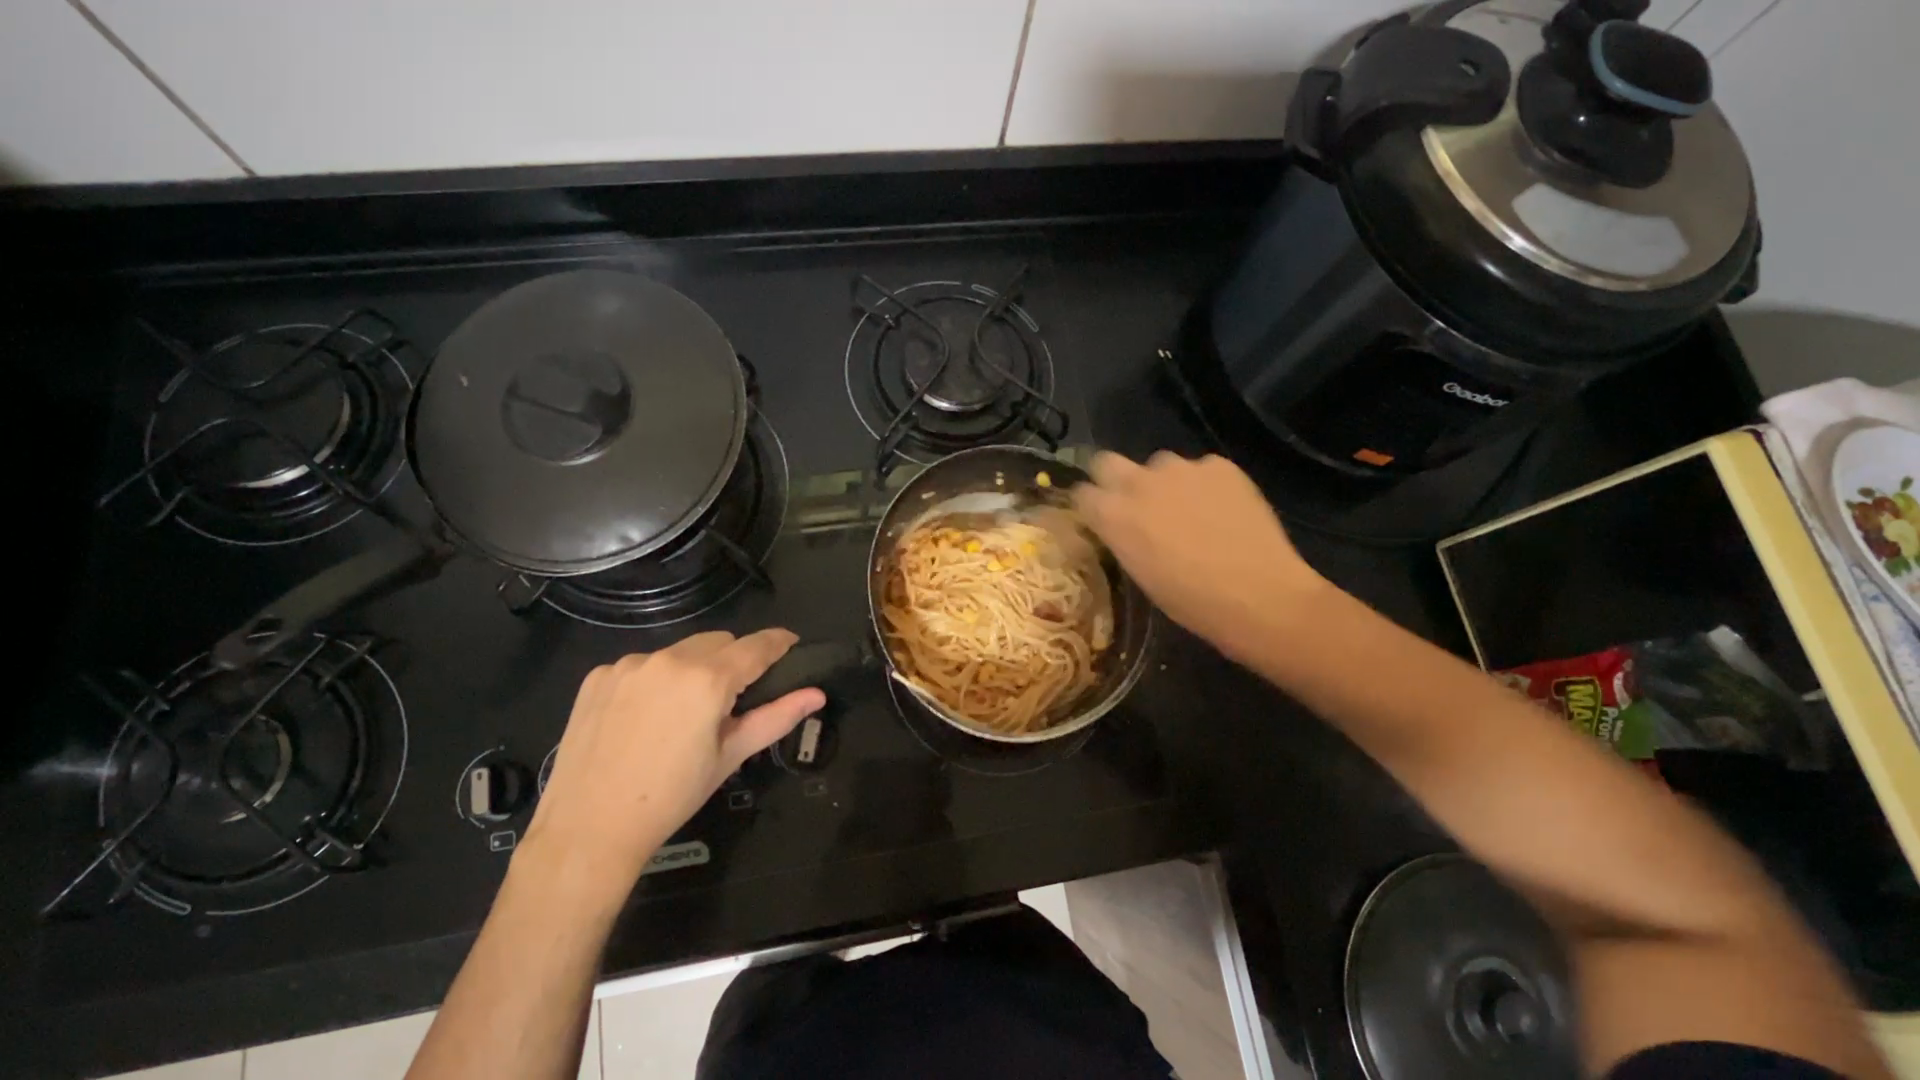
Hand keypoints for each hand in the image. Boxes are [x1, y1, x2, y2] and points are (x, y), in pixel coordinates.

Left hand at [523, 629, 823, 893]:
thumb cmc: (671, 796)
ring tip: (682, 715)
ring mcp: (628, 665)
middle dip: (733, 660)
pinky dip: (653, 682)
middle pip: (718, 642)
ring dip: (692, 670)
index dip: (778, 643)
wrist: (590, 826)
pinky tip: (644, 719)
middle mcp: (668, 659)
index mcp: (707, 679)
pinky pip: (641, 666)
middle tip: (733, 700)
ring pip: (678, 652)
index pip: (756, 646)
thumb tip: (816, 694)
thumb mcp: (729, 757)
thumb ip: (776, 718)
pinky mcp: (598, 676)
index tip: (791, 646)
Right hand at [1072, 451, 1325, 648]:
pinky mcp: (1219, 466)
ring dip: (1165, 482)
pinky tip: (1223, 510)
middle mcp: (1138, 483)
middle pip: (1107, 462)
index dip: (1092, 504)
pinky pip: (1202, 469)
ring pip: (1159, 464)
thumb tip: (1124, 526)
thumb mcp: (1142, 575)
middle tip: (1136, 504)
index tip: (1101, 517)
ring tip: (1191, 510)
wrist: (1260, 596)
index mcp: (1113, 516)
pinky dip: (1206, 485)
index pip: (1082, 492)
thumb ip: (1124, 538)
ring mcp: (1181, 469)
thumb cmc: (1193, 603)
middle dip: (1114, 478)